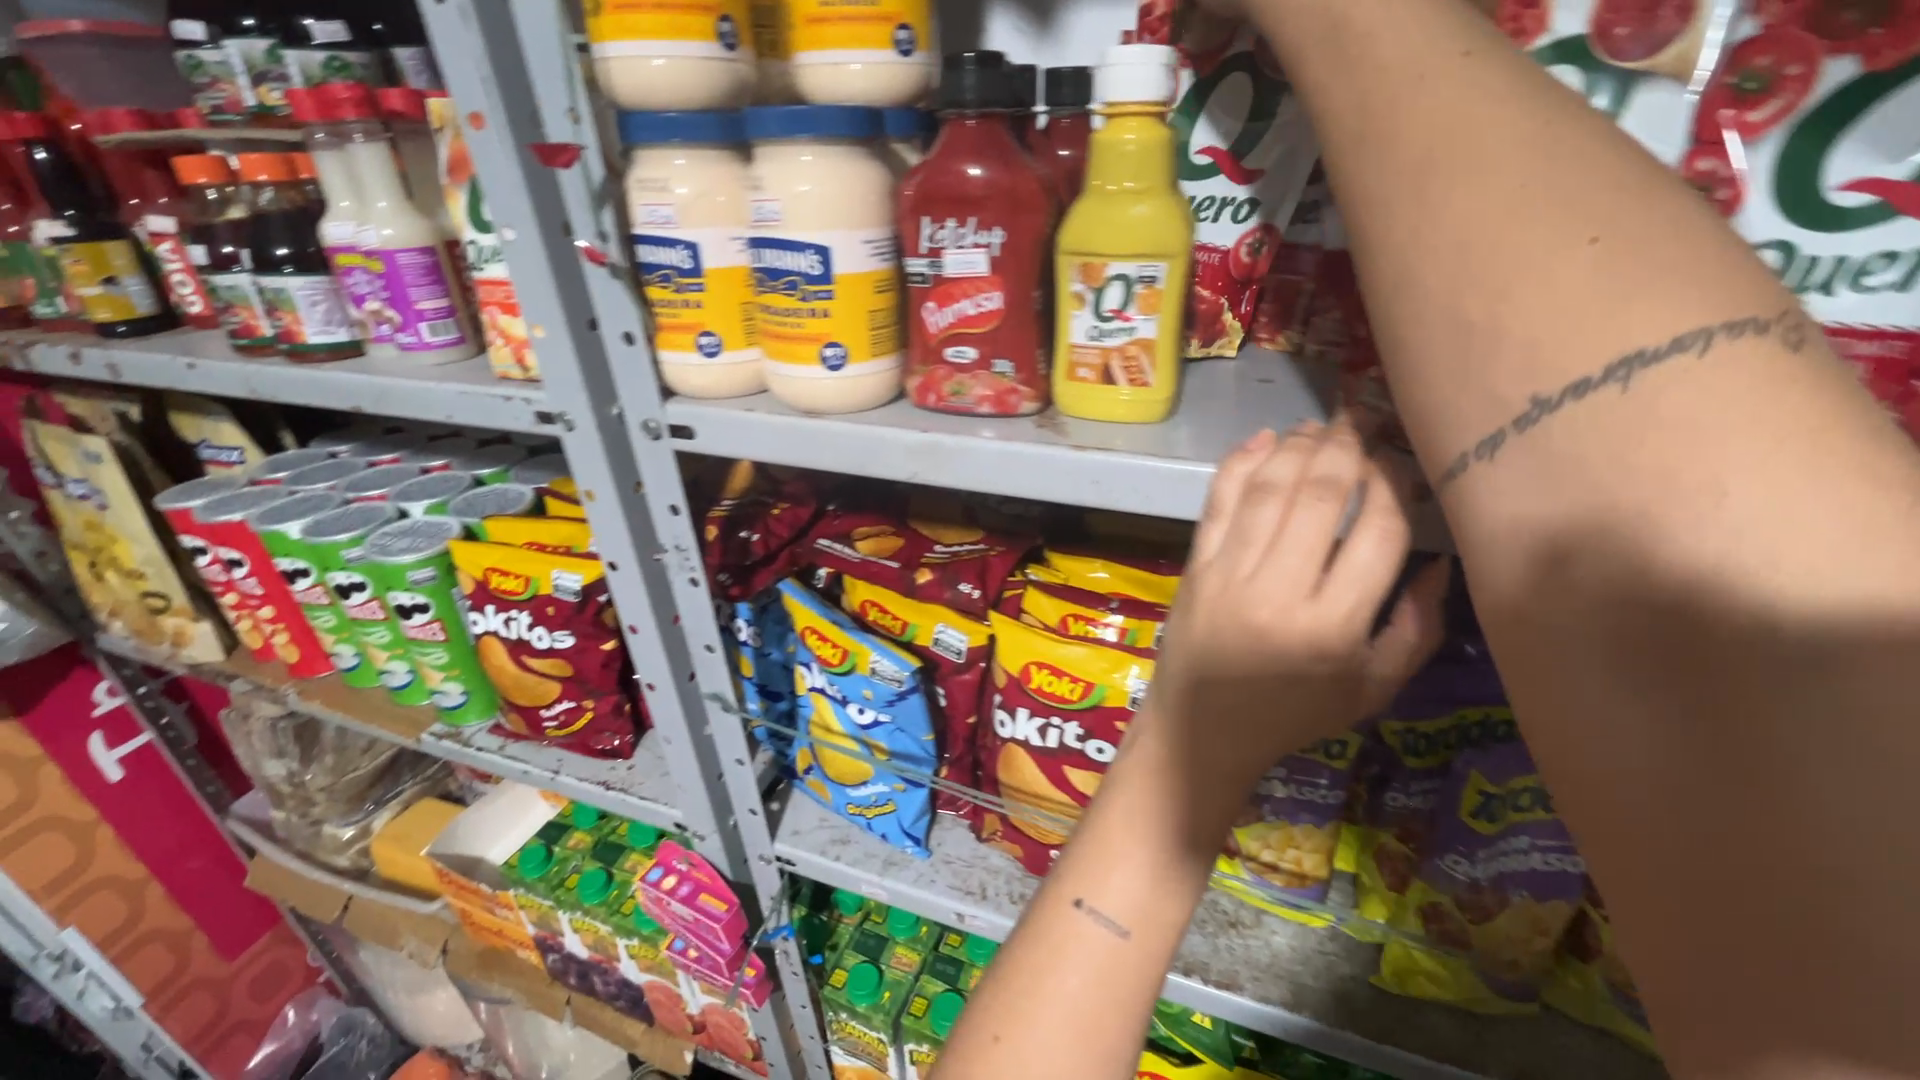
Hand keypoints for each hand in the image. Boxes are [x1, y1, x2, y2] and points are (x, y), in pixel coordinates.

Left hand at [1142, 420, 1449, 797]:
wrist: (1202, 728)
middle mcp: (1280, 591)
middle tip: (1362, 423)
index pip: (1377, 534)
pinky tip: (1264, 439)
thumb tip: (1440, 562)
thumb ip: (1415, 630)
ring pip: (1270, 491)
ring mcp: (1229, 574)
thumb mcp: (1371, 690)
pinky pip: (1218, 503)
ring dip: (1298, 448)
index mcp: (1334, 627)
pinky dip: (1239, 464)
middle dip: (1347, 451)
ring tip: (1322, 426)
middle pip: (1321, 497)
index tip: (1401, 464)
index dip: (1394, 487)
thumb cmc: (1293, 714)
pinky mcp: (1195, 566)